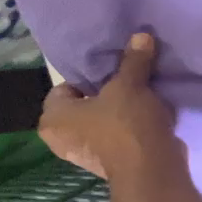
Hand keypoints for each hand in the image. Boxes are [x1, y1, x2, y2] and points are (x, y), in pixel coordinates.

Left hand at [39, 32, 181, 179]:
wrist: (149, 166)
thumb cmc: (127, 123)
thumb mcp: (131, 85)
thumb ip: (133, 61)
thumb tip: (140, 35)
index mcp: (52, 117)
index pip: (65, 87)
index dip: (91, 76)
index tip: (117, 72)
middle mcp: (58, 137)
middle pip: (83, 104)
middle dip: (106, 94)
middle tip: (131, 83)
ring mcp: (80, 152)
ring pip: (99, 120)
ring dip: (118, 111)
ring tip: (142, 99)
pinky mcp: (104, 161)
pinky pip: (112, 135)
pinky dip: (126, 127)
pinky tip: (146, 119)